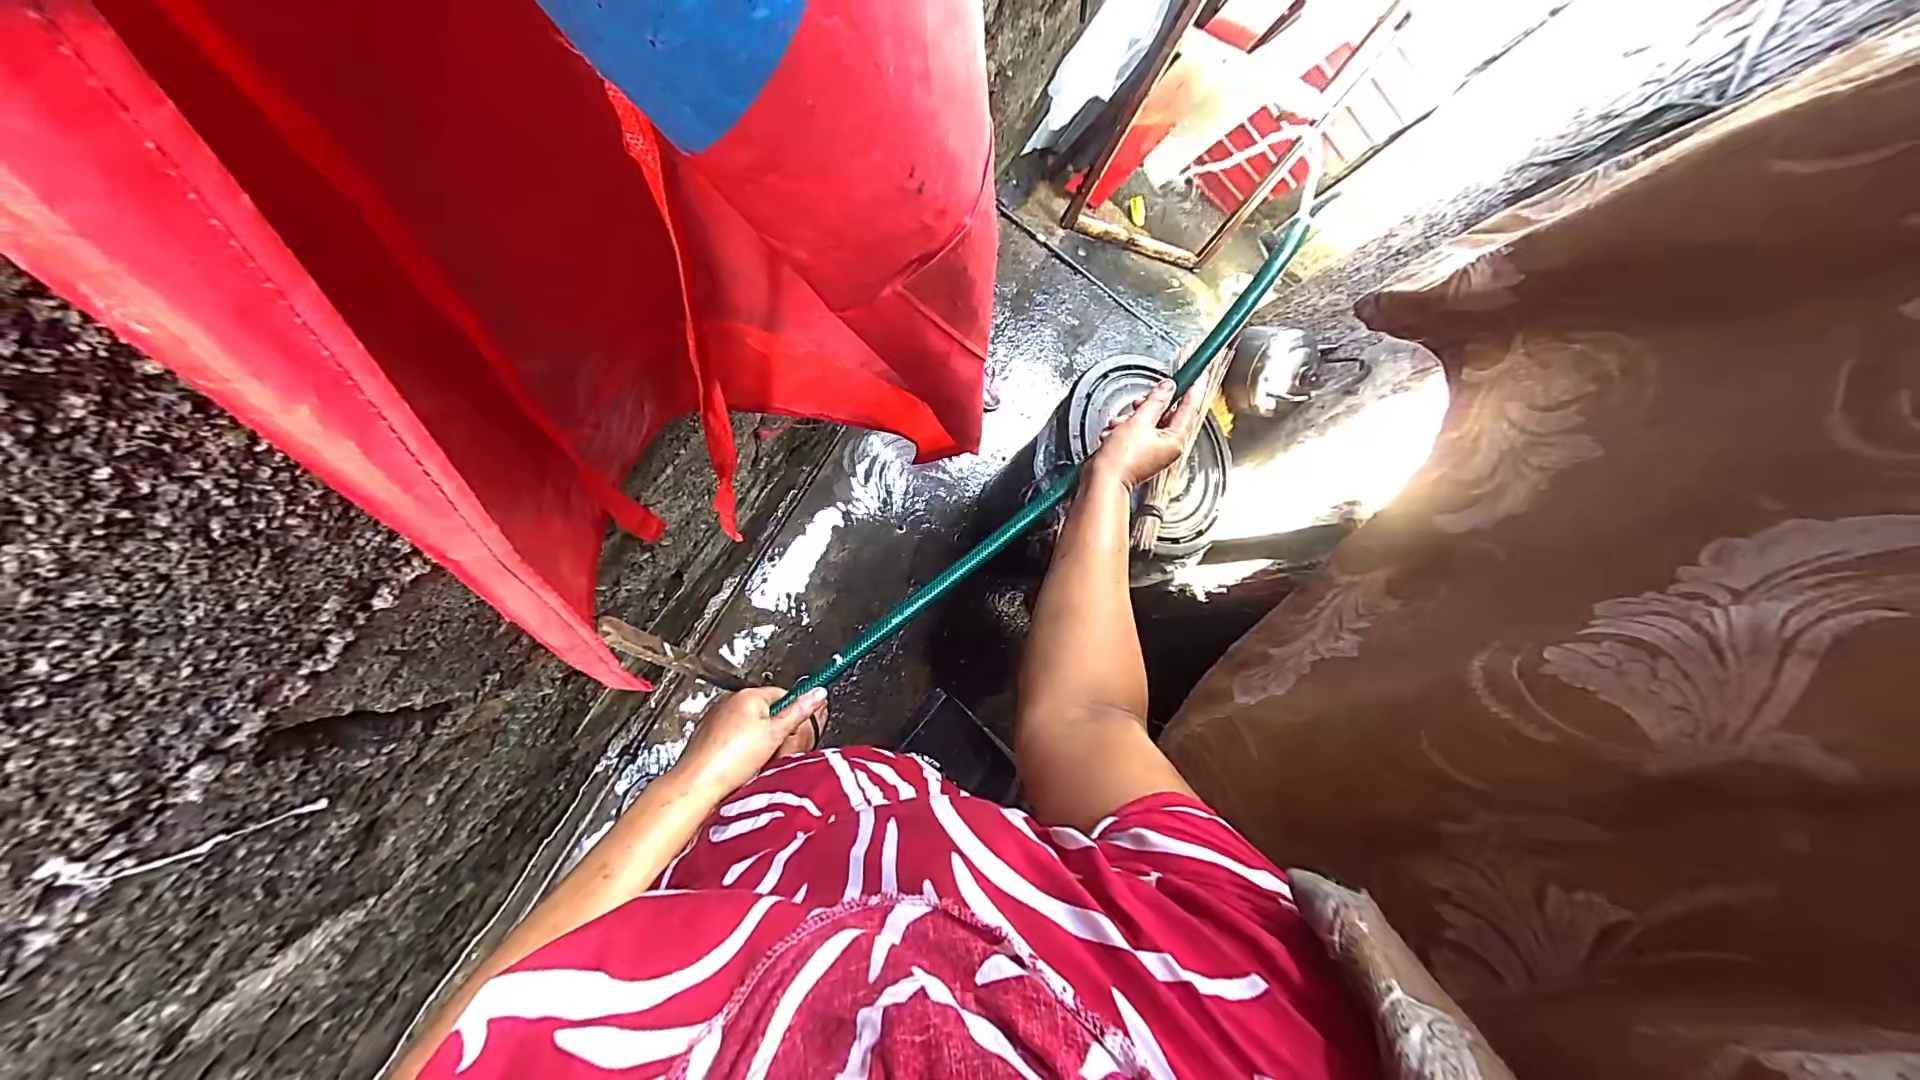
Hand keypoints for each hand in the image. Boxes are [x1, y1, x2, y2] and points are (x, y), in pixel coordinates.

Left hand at [671, 686, 827, 796]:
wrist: (698, 784)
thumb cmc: (732, 759)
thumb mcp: (776, 734)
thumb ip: (799, 711)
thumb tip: (818, 693)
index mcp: (749, 695)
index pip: (783, 694)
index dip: (794, 712)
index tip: (798, 727)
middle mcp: (731, 701)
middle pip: (767, 710)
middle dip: (776, 728)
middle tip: (778, 746)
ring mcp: (718, 717)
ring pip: (751, 725)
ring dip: (759, 739)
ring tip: (758, 758)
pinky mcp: (710, 735)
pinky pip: (735, 737)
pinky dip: (741, 748)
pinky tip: (743, 762)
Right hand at [1086, 377, 1204, 490]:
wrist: (1102, 480)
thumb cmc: (1121, 459)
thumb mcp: (1140, 421)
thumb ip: (1156, 401)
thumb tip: (1168, 388)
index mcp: (1175, 440)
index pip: (1190, 409)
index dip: (1193, 390)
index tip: (1197, 376)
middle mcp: (1167, 447)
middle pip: (1166, 415)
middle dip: (1149, 405)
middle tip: (1140, 401)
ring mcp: (1153, 451)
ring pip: (1148, 423)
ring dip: (1131, 418)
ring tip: (1118, 423)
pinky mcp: (1139, 454)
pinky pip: (1136, 433)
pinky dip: (1124, 429)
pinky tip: (1113, 433)